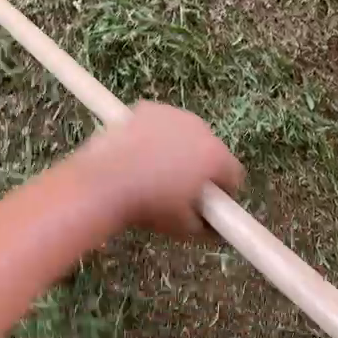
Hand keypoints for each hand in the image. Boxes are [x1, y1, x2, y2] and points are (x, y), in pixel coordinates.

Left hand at [70, 102, 243, 240]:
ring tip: (157, 168)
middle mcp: (199, 128)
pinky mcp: (147, 108)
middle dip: (201, 166)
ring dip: (179, 147)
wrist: (104, 182)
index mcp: (215, 156)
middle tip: (182, 187)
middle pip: (210, 148)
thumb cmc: (149, 206)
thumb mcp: (184, 228)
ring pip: (185, 133)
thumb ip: (207, 227)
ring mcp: (172, 113)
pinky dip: (155, 134)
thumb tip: (214, 228)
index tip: (211, 204)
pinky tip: (140, 152)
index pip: (233, 174)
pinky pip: (160, 123)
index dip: (224, 191)